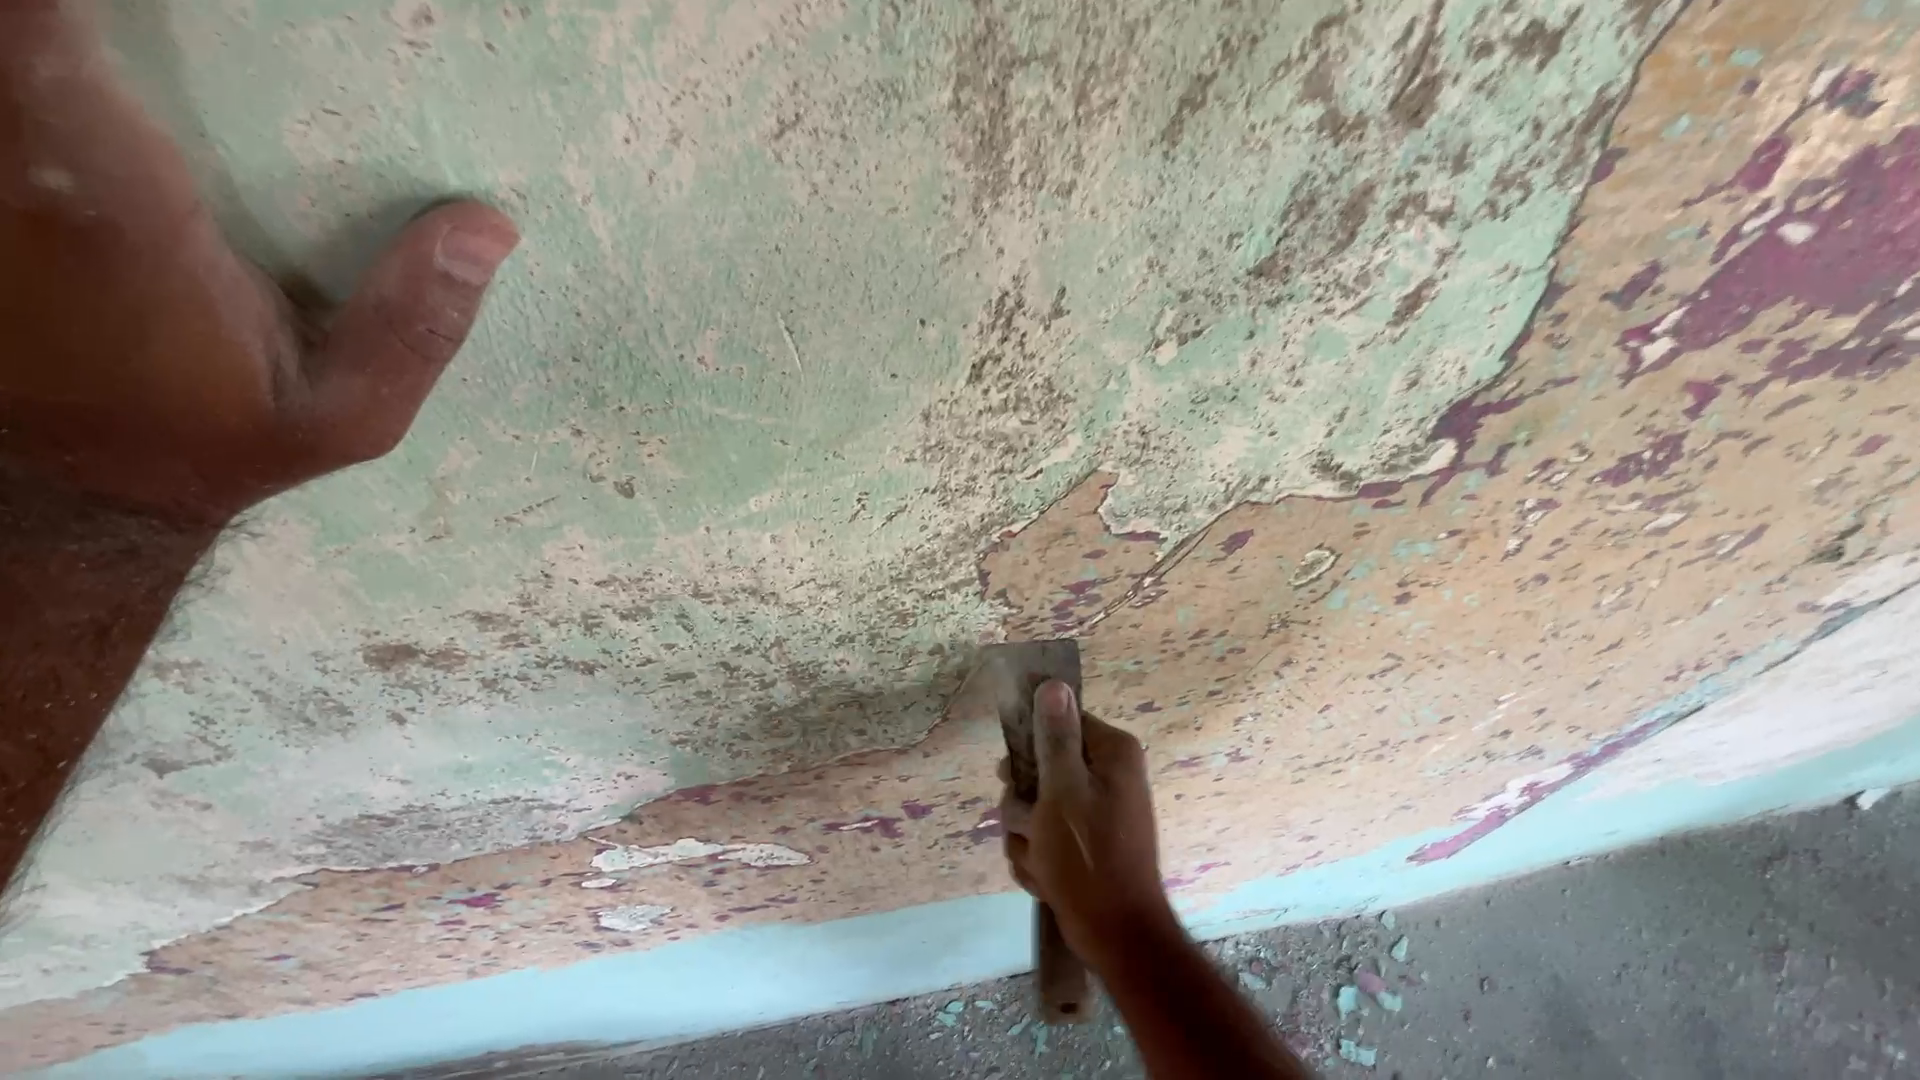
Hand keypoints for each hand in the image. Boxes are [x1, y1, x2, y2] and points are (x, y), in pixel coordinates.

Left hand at [0, 1, 516, 522]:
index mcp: (115, 217)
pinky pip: (25, 86)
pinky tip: (131, 79)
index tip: (209, 10)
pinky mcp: (1, 182)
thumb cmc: (228, 443)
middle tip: (216, 30)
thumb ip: (415, 328)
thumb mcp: (354, 417)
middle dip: (107, 19)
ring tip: (181, 44)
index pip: (48, 41)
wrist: (94, 483)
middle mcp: (23, 174)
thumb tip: (489, 225)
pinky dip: (63, 67)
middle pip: (31, 33)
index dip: (84, 8)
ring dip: (93, 39)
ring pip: (24, 59)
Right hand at [1001, 680, 1173, 969]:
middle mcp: (1106, 775)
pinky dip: (1036, 858)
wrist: (1115, 936)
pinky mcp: (1082, 842)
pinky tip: (1046, 878)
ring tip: (1042, 861)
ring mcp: (1094, 811)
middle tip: (1029, 825)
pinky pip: (1041, 836)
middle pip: (1040, 766)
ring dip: (1026, 836)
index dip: (1031, 747)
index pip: (1058, 722)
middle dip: (1023, 804)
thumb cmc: (1088, 857)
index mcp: (1111, 753)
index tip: (1011, 772)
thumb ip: (1055, 737)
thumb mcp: (1063, 790)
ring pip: (1033, 807)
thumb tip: (1052, 684)